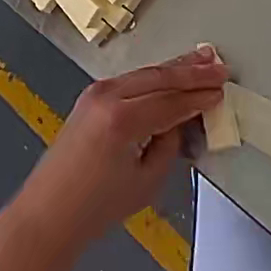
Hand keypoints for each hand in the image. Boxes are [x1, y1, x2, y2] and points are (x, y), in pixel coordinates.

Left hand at [7, 46, 229, 259]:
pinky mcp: (91, 96)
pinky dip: (155, 76)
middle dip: (191, 71)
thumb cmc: (95, 207)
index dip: (199, 96)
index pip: (170, 101)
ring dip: (175, 67)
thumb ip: (169, 144)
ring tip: (202, 58)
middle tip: (219, 66)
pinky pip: (131, 80)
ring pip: (145, 73)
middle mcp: (108, 96)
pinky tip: (171, 73)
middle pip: (158, 77)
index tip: (221, 89)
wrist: (49, 211)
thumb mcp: (146, 181)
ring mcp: (96, 92)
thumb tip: (181, 119)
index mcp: (121, 119)